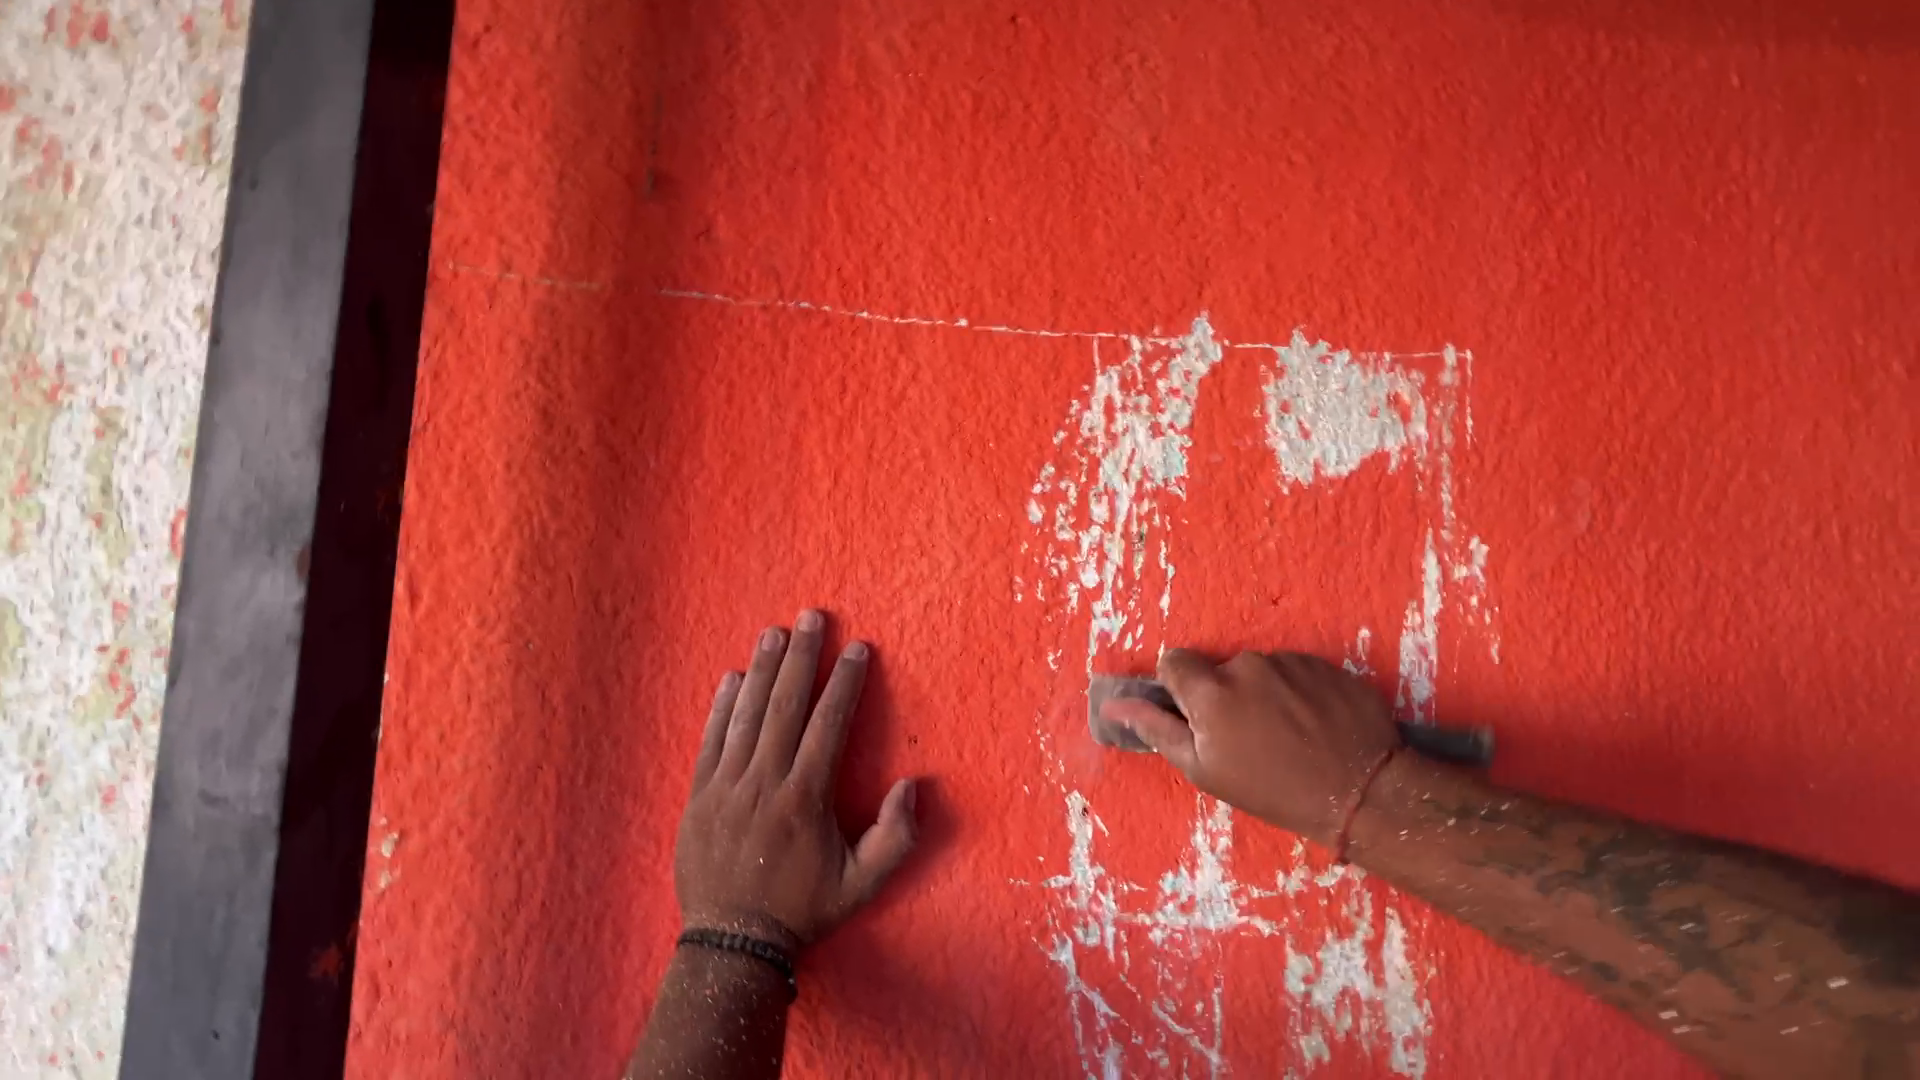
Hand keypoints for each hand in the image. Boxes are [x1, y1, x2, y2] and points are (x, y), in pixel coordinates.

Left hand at [674, 610, 917, 951]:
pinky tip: (732, 677)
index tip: (858, 648)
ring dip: (763, 670)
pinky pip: (710, 741)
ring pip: (747, 715)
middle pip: (786, 706)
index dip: (845, 682)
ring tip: (774, 632)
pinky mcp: (699, 796)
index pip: (829, 724)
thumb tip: (913, 784)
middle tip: (811, 617)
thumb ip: (895, 837)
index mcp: (804, 799)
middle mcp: (764, 783)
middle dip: (802, 657)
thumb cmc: (804, 908)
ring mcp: (726, 787)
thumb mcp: (863, 885)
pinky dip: (722, 706)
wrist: (733, 943)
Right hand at [1100, 649, 1400, 849]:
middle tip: (1247, 734)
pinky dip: (1295, 691)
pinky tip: (1312, 722)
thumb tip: (1114, 705)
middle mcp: (1245, 665)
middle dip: (1224, 694)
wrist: (1361, 793)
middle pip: (1219, 668)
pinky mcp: (1324, 664)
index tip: (1197, 714)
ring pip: (1258, 669)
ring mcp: (1288, 661)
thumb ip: (1157, 729)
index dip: (1180, 687)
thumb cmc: (1271, 790)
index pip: (1174, 661)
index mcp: (1209, 691)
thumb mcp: (1204, 769)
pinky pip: (1294, 670)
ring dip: (1262, 692)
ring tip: (1286, 732)